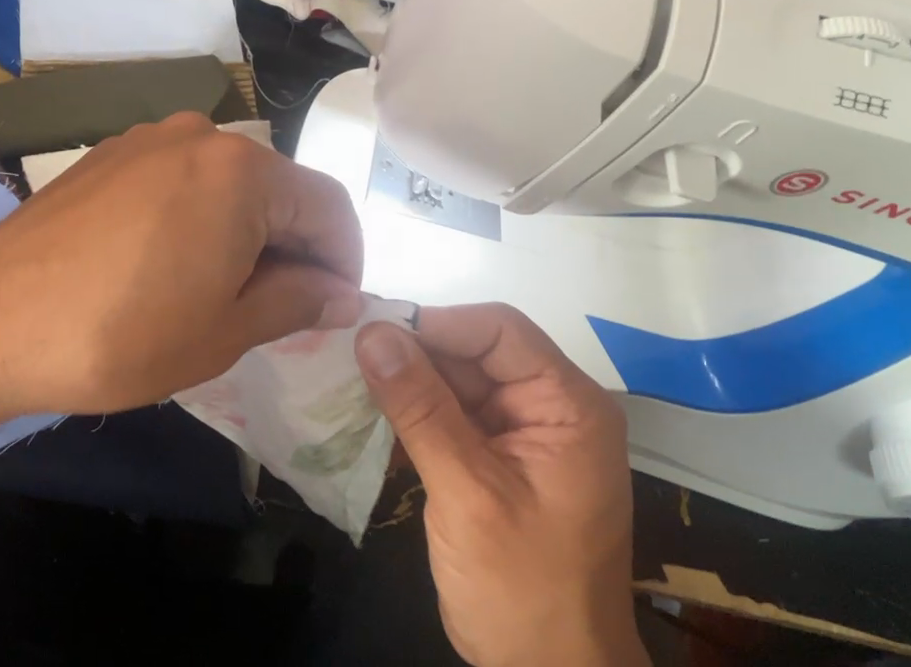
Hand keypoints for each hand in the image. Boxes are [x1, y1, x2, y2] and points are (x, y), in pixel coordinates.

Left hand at [0, 112, 363, 415]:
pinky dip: (197, 218)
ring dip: (243, 232)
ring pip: (225, 183)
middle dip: (293, 247)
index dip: (344, 260)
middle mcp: (199, 136)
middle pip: (277, 188)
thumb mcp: (225, 330)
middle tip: (281, 311)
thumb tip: (341, 292)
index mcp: (242, 172)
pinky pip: (178, 180)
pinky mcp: (106, 156)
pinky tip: (170, 265)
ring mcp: (145, 140)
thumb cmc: (121, 335)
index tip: (336, 307)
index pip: (328, 207)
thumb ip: (297, 301)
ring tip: (222, 292)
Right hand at [356, 305, 646, 666]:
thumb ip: (421, 408)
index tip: (370, 332)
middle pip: (473, 354)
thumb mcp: (468, 492)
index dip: (435, 324)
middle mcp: (548, 408)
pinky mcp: (492, 461)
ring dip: (404, 384)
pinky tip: (365, 417)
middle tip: (343, 355)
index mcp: (567, 405)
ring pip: (453, 383)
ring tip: (344, 380)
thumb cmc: (522, 586)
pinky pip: (448, 418)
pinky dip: (410, 416)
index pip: (499, 332)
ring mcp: (520, 436)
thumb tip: (372, 334)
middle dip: (412, 354)